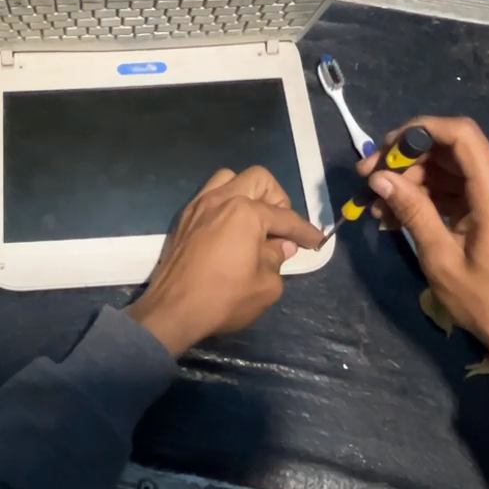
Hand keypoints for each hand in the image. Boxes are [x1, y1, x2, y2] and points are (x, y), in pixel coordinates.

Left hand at [127, 167, 327, 355]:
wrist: (173, 309)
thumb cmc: (223, 298)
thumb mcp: (266, 285)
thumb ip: (278, 260)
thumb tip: (281, 246)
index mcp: (245, 212)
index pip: (285, 217)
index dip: (305, 231)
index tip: (316, 241)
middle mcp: (222, 199)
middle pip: (260, 180)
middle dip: (277, 200)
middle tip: (280, 228)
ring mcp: (199, 204)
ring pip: (230, 179)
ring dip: (248, 194)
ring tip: (255, 222)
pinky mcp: (184, 217)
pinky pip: (210, 194)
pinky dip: (226, 203)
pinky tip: (232, 228)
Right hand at [358, 116, 488, 421]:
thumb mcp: (442, 259)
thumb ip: (412, 211)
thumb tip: (378, 177)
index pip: (460, 134)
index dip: (417, 132)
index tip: (382, 151)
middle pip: (454, 150)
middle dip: (408, 162)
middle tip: (368, 182)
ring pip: (457, 170)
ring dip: (417, 182)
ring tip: (380, 207)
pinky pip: (468, 190)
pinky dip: (436, 197)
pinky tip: (404, 216)